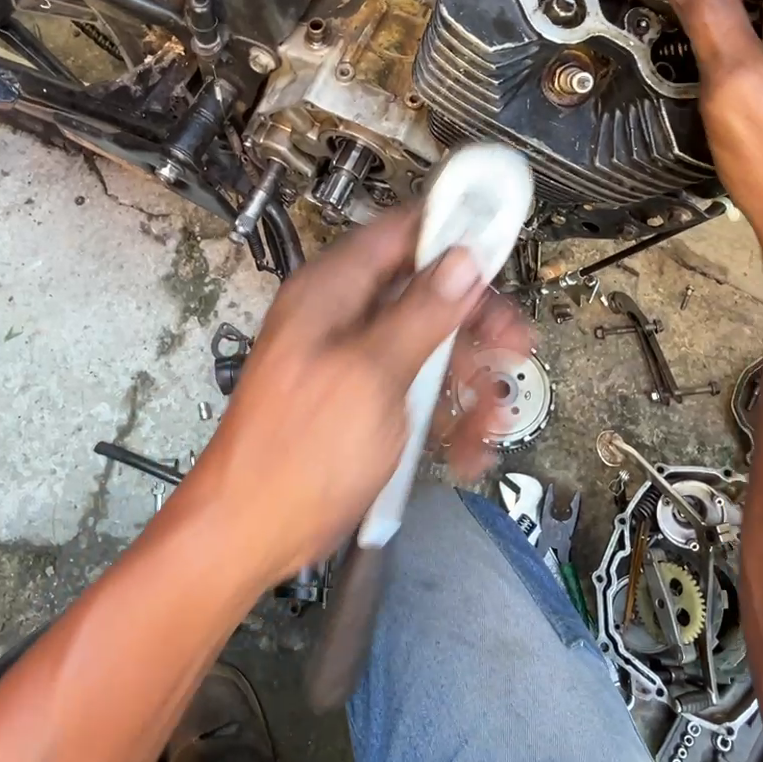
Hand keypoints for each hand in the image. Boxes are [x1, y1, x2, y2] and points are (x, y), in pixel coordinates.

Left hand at [176, 210, 531, 583]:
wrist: (253, 531)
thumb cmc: (290, 457)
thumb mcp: (370, 376)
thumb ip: (420, 315)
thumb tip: (459, 265)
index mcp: (330, 293)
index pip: (400, 232)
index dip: (453, 230)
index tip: (497, 234)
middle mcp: (341, 319)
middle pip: (424, 291)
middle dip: (472, 320)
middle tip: (510, 341)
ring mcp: (353, 360)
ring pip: (428, 343)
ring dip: (467, 377)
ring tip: (488, 416)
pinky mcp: (362, 399)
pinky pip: (416, 387)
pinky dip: (445, 411)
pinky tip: (463, 443)